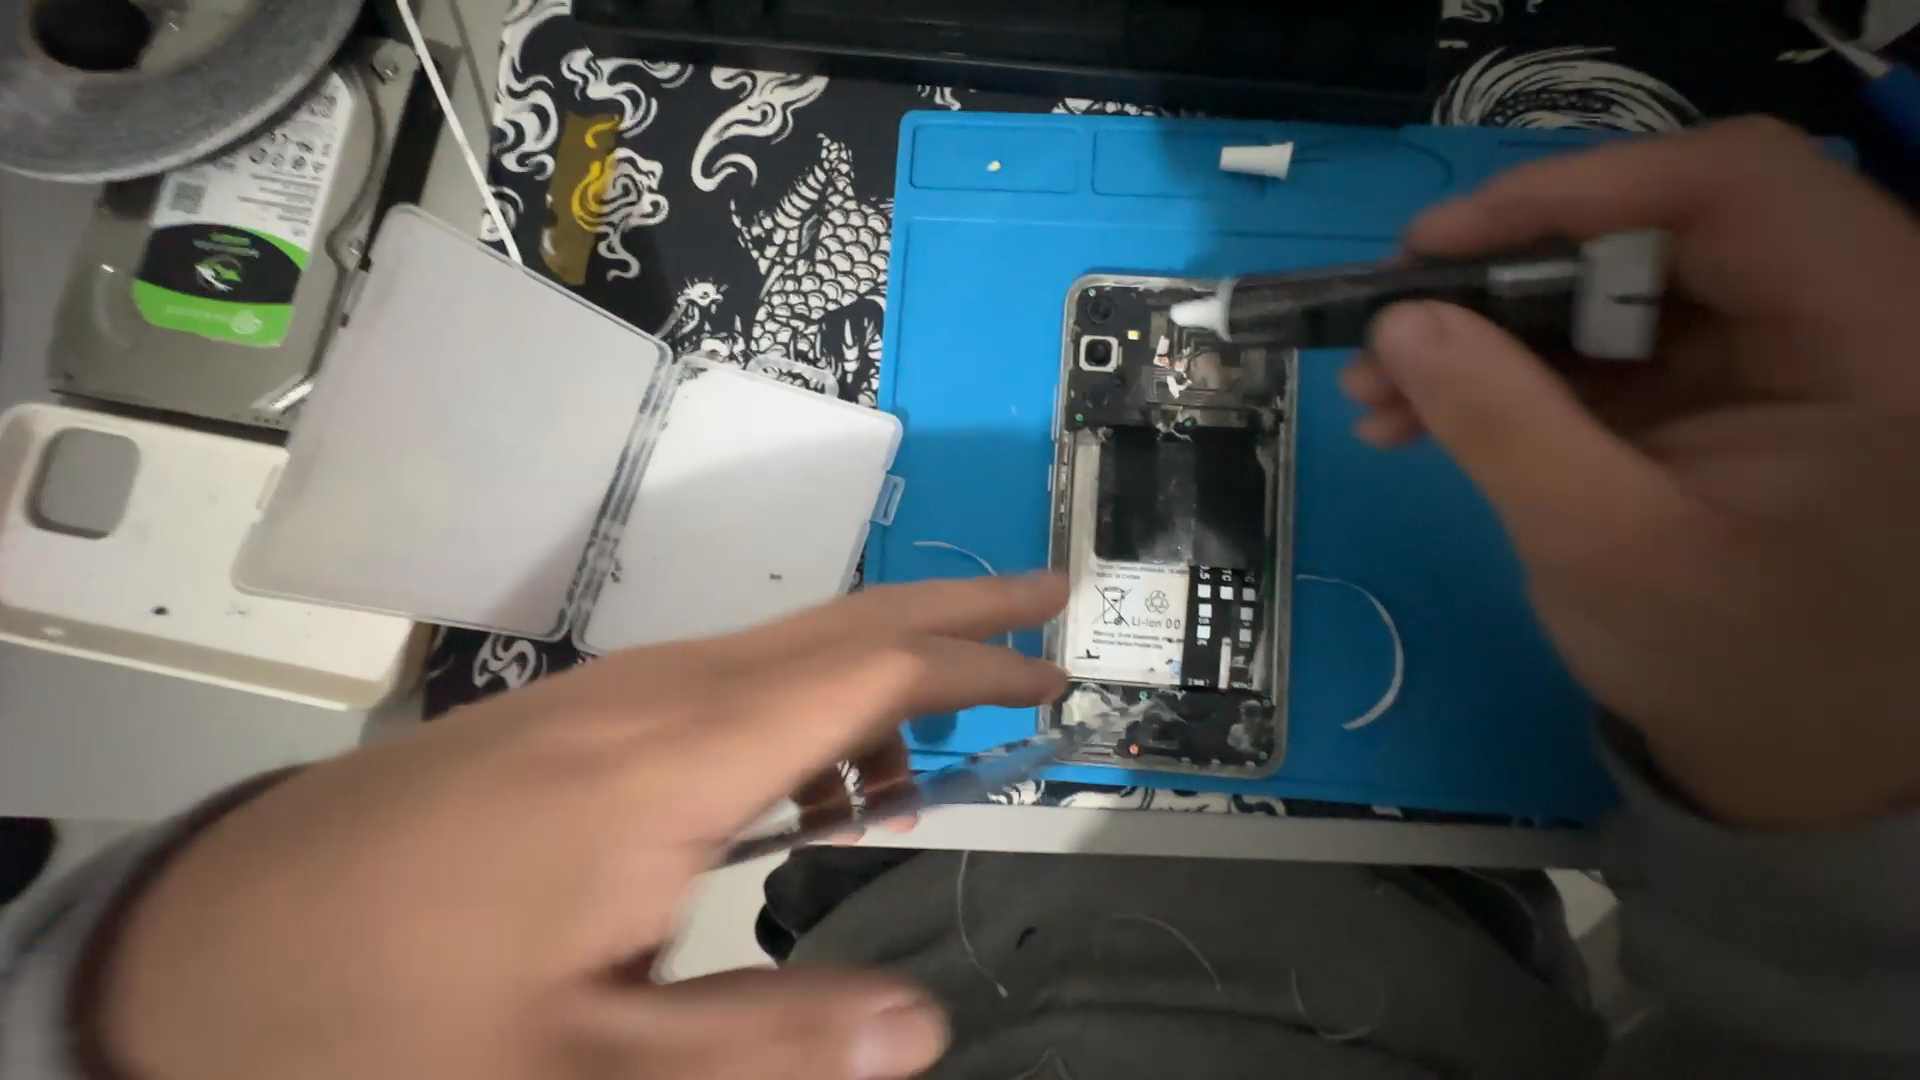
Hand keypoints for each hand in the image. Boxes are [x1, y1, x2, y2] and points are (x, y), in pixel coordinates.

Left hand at [98, 575, 1068, 1079]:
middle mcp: (676, 690)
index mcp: (686, 758)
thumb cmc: (388, 1015)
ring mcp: (637, 685)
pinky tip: (824, 788)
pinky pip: (752, 681)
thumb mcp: (582, 1070)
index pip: (872, 674)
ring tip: (938, 762)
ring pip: (805, 645)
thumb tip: (921, 1031)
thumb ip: (768, 1046)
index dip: (977, 664)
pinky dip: (821, 712)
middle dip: (964, 604)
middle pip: (853, 619)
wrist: (210, 937)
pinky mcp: (607, 704)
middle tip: (1049, 600)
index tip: (1054, 669)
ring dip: (892, 674)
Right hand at [1341, 118, 1919, 826]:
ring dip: (1469, 339)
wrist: (1793, 751)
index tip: (1429, 248)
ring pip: (1589, 300)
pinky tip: (1409, 422)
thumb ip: (1500, 422)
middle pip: (1636, 239)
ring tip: (1372, 396)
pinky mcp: (1691, 401)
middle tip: (1378, 334)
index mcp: (1872, 329)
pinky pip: (1576, 360)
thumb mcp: (1601, 542)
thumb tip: (1396, 324)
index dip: (1565, 194)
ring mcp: (1750, 361)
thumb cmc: (1734, 659)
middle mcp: (1822, 317)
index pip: (1722, 187)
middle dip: (1487, 285)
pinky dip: (1487, 383)